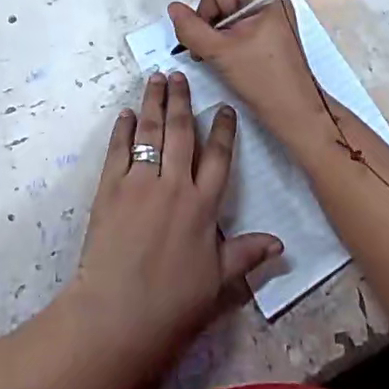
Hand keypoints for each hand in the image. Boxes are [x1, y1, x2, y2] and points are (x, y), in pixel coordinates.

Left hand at [57, 74, 281, 382]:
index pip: (218, 157)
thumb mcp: (216, 282)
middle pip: (181, 133)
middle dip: (181, 101)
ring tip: (155, 79)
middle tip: (179, 75)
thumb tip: (280, 243)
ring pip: (150, 132)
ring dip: (153, 103)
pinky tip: (126, 114)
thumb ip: (245, 254)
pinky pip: (118, 150)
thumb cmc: (171, 303)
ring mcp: (139, 183)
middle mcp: (173, 185)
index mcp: (202, 205)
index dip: (223, 130)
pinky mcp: (109, 188)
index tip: (224, 108)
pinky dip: (122, 129)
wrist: (116, 314)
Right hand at [168, 0, 330, 145]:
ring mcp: (275, 21)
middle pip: (224, 2)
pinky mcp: (274, 37)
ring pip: (230, 18)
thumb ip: (190, 29)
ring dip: (217, 37)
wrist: (296, 115)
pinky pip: (242, 29)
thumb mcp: (218, 52)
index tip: (203, 44)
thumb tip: (174, 8)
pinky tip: (230, 62)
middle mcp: (272, 4)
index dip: (203, 14)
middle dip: (209, 26)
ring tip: (218, 60)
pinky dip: (230, 43)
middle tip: (207, 54)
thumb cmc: (260, 80)